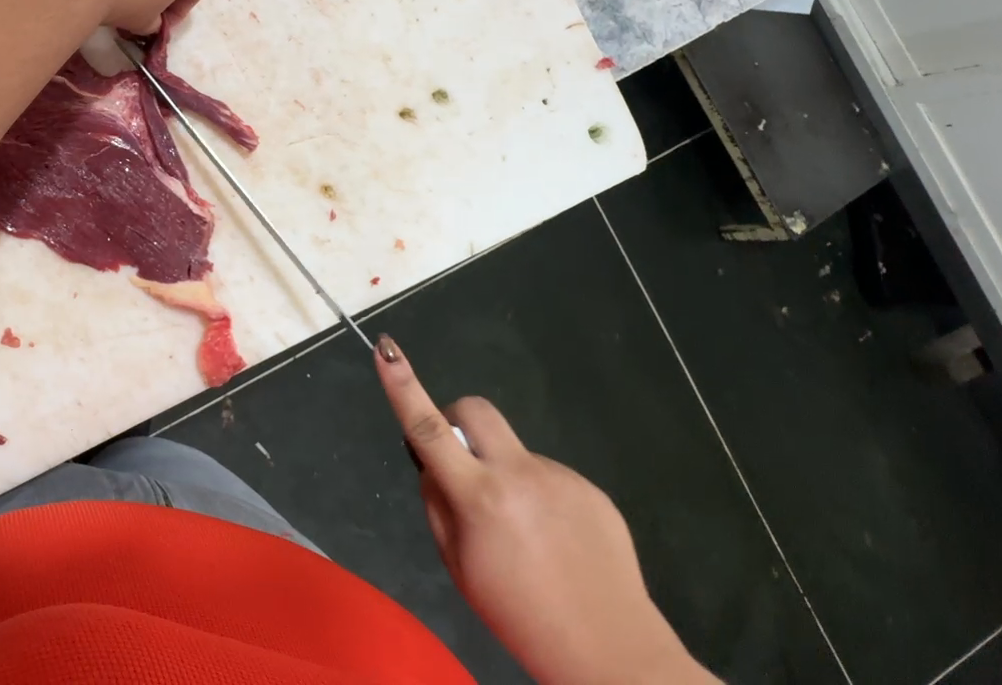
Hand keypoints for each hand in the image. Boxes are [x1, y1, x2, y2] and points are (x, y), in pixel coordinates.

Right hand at [373, 335, 719, 684]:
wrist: (615, 654)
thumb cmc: (518, 616)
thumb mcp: (458, 565)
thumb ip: (438, 505)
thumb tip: (435, 467)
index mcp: (480, 498)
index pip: (428, 429)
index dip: (402, 385)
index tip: (386, 347)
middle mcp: (520, 475)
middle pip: (475, 410)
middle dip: (457, 420)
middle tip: (459, 461)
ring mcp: (561, 478)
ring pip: (513, 451)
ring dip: (502, 472)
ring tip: (524, 534)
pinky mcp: (591, 490)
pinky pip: (547, 477)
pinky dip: (537, 496)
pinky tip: (554, 541)